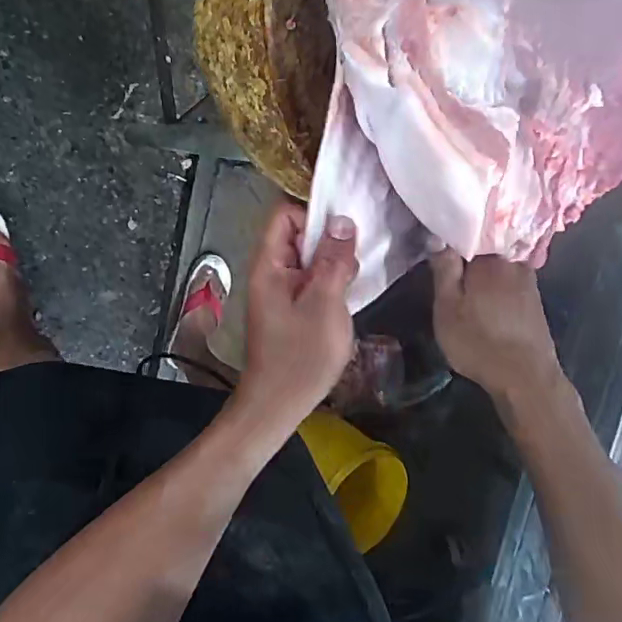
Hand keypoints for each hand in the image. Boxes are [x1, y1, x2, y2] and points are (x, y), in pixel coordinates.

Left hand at [239, 201, 358, 419]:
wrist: (278, 406)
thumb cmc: (300, 356)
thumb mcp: (325, 304)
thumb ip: (334, 261)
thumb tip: (343, 221)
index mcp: (269, 265)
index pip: (285, 215)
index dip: (314, 216)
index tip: (344, 233)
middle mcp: (271, 272)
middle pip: (299, 235)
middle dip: (329, 241)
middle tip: (353, 262)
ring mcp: (280, 291)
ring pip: (309, 258)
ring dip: (333, 263)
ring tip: (352, 281)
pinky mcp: (291, 307)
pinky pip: (311, 279)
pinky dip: (330, 281)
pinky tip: (346, 296)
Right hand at [429, 251, 564, 403]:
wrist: (526, 377)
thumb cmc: (480, 343)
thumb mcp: (447, 309)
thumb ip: (444, 270)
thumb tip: (438, 237)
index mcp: (488, 257)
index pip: (466, 231)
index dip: (449, 237)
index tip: (436, 246)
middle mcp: (512, 259)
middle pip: (484, 245)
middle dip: (467, 251)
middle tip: (447, 266)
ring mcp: (527, 277)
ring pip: (497, 261)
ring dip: (482, 268)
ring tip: (466, 281)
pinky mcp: (534, 295)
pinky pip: (508, 276)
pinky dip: (496, 281)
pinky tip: (487, 295)